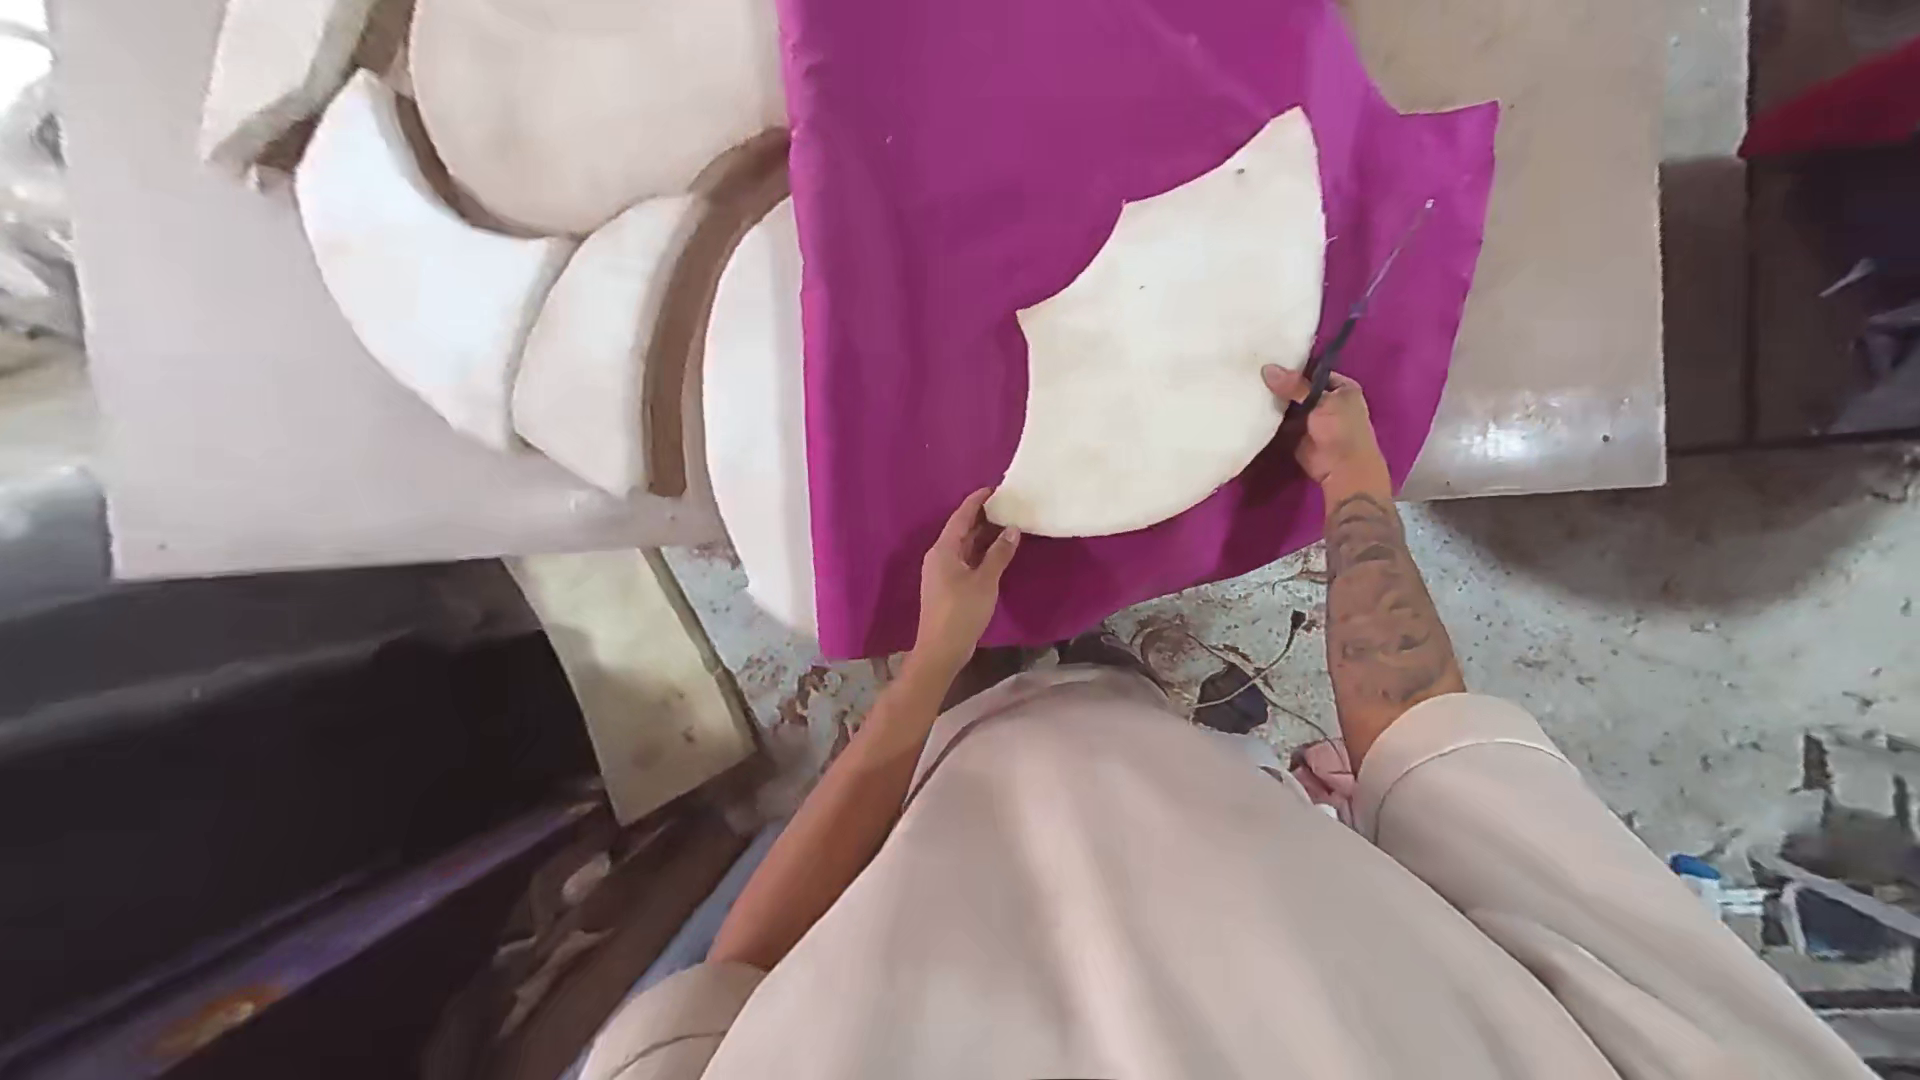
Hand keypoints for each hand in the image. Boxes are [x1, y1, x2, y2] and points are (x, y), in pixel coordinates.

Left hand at [912, 487, 1019, 678]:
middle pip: (962, 529)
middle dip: (983, 516)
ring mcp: (942, 571)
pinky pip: (965, 559)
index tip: (995, 488)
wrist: (941, 649)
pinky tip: (998, 551)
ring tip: (1007, 522)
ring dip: (984, 535)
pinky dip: (981, 552)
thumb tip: (1012, 528)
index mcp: (943, 549)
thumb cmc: (961, 612)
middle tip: (1007, 504)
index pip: (961, 516)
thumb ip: (999, 553)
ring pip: (965, 545)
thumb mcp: (984, 581)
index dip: (977, 500)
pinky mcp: (948, 585)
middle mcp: (939, 555)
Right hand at [1262, 366, 1389, 489]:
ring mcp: (1309, 418)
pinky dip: (1268, 417)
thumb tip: (1266, 368)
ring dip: (1271, 400)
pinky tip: (1250, 407)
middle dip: (1278, 384)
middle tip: (1252, 373)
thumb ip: (1295, 386)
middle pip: (1297, 388)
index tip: (1269, 360)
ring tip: (1247, 387)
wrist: (1341, 468)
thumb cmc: (1341, 429)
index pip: (1313, 372)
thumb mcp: (1322, 401)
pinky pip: (1279, 421)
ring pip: (1287, 405)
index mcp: (1340, 388)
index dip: (1294, 367)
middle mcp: (1325, 400)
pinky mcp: (1294, 434)